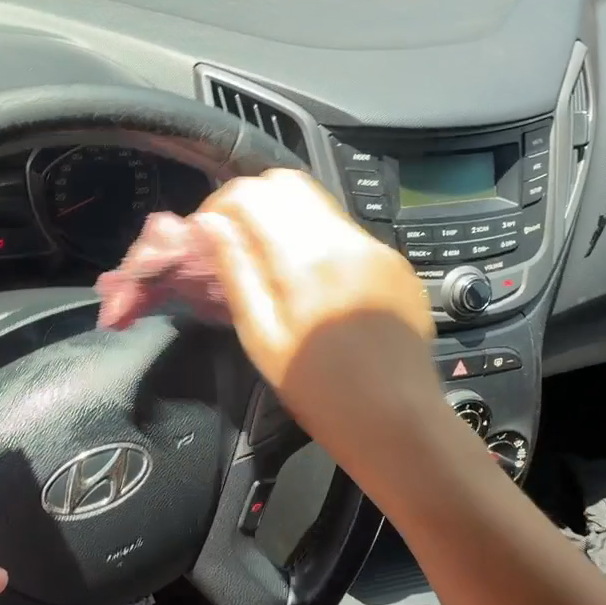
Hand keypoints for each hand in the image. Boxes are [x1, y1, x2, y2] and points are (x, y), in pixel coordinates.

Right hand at [189, 170, 444, 460]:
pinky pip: (343, 229)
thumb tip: (209, 225)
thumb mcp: (261, 337)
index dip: (219, 206)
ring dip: (283, 217)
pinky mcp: (393, 261)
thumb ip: (235, 271)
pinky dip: (314, 237)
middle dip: (251, 202)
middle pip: (287, 183)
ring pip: (317, 202)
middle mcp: (345, 239)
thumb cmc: (318, 390)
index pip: (252, 194)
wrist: (397, 421)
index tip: (208, 233)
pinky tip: (309, 280)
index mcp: (306, 260)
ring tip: (269, 260)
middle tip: (235, 239)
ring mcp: (376, 247)